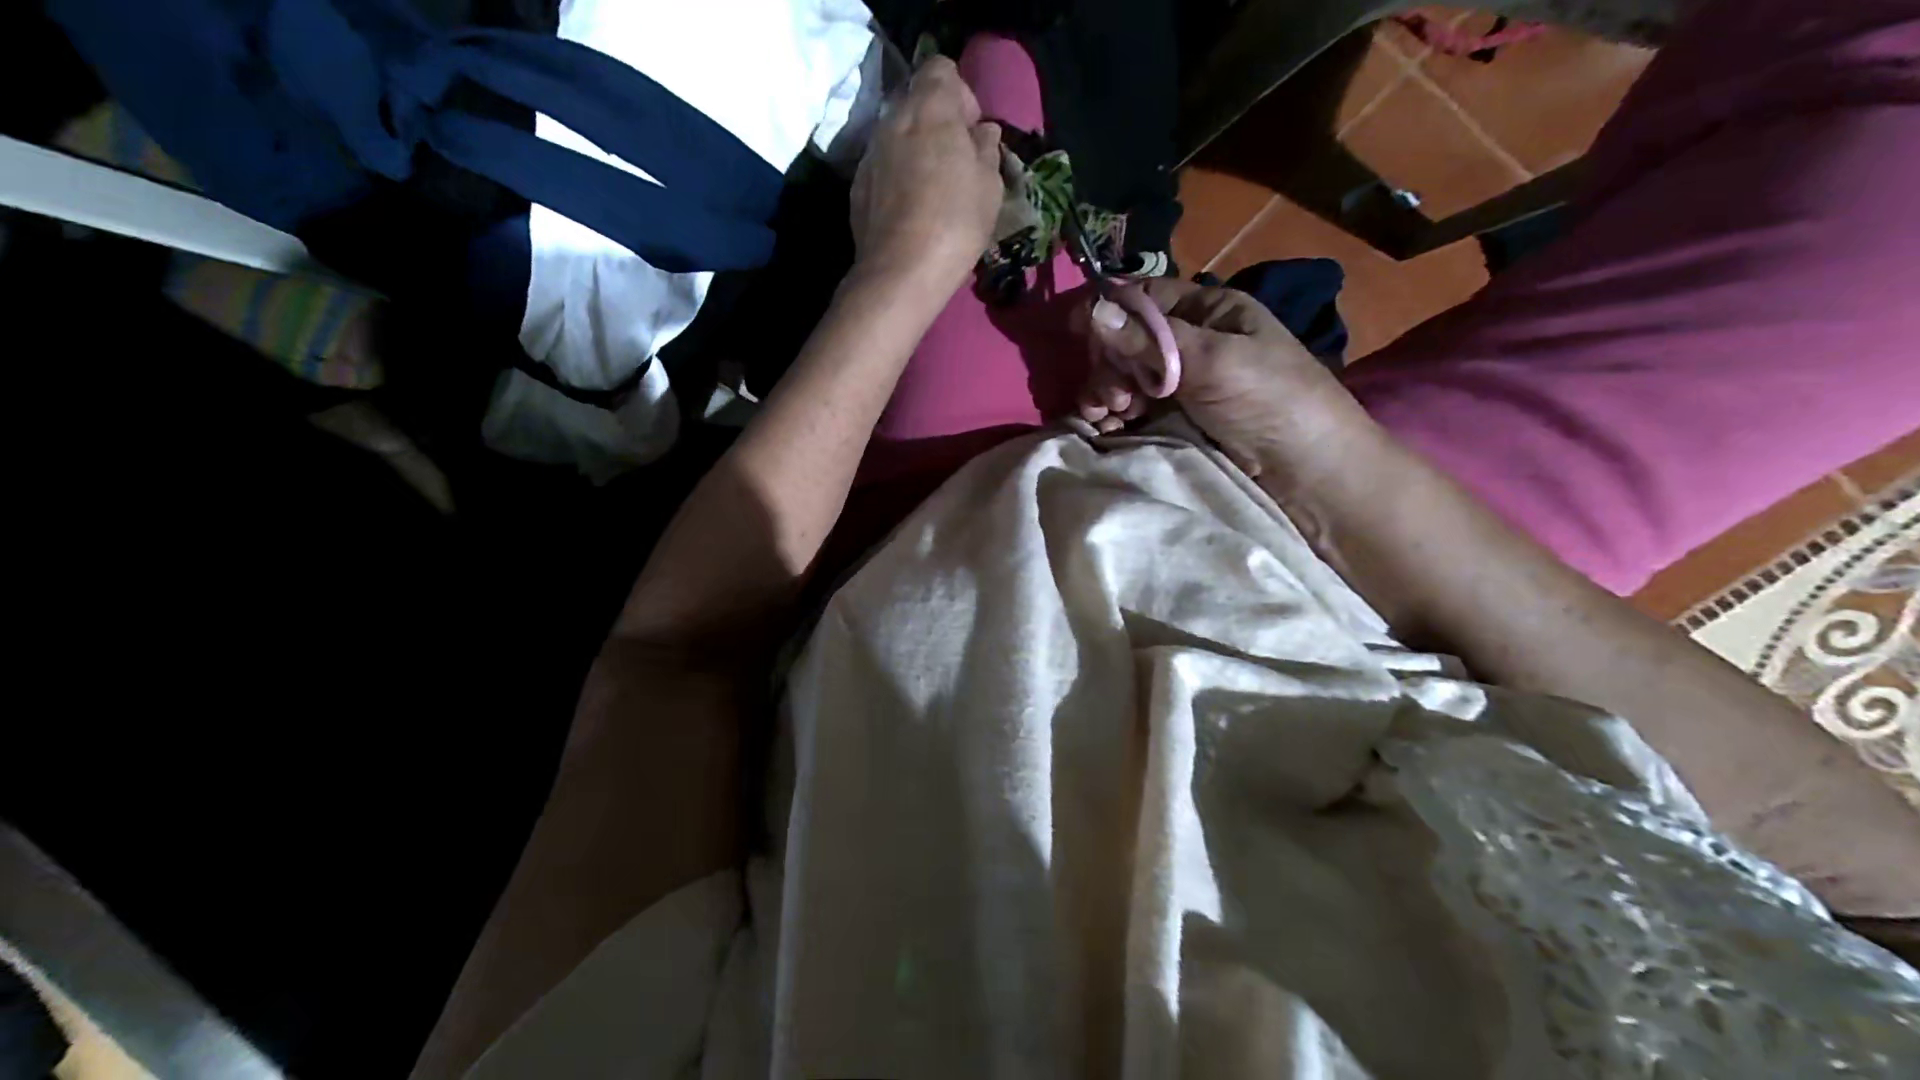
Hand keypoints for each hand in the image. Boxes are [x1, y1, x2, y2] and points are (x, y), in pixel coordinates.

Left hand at [849, 57, 1004, 293]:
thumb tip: (982, 132)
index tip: (971, 131)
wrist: (901, 273)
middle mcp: (892, 120)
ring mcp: (870, 154)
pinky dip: (897, 178)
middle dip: (937, 124)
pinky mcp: (857, 187)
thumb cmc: (955, 223)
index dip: (960, 94)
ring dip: (916, 152)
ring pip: (897, 136)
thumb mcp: (989, 185)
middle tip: (957, 164)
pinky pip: (883, 168)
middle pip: (915, 102)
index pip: (940, 69)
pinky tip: (912, 212)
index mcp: (930, 108)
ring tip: (934, 192)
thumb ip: (986, 149)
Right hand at [1078, 280, 1371, 478]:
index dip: (1110, 310)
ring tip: (1110, 415)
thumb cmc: (1271, 401)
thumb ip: (1151, 340)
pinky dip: (1113, 418)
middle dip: (1110, 363)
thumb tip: (1092, 310)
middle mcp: (1190, 344)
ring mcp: (1180, 387)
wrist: (1306, 474)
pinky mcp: (1171, 423)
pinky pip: (1130, 411)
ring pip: (1124, 378)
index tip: (1075, 329)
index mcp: (1209, 313)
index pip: (1146, 298)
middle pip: (1128, 341)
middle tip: (1114, 396)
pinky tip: (1108, 429)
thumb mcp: (1214, 360)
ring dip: (1107, 392)